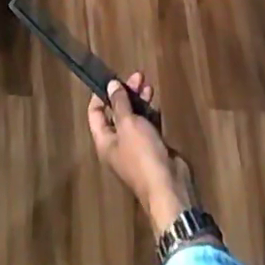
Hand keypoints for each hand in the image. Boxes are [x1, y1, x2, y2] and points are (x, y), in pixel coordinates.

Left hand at [86, 73, 204, 233]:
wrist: (169, 187)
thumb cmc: (142, 154)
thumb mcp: (128, 124)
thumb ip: (119, 103)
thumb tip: (110, 84)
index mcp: (104, 141)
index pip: (95, 113)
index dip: (100, 95)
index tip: (111, 78)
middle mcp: (117, 144)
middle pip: (117, 114)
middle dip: (125, 94)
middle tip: (138, 76)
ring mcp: (136, 148)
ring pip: (134, 118)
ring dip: (139, 101)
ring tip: (148, 84)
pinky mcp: (153, 149)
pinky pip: (148, 127)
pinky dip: (150, 113)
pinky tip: (155, 102)